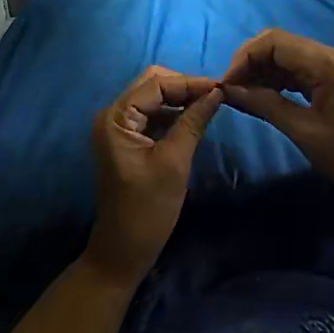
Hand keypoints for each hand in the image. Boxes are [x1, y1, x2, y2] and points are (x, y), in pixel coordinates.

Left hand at [86, 67, 223, 285]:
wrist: (124, 249)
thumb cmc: (148, 208)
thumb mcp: (174, 162)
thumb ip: (193, 122)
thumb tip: (216, 93)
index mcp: (116, 117)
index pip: (155, 84)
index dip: (189, 82)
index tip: (221, 87)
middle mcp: (112, 116)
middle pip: (151, 85)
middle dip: (184, 87)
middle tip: (216, 96)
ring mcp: (118, 128)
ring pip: (152, 99)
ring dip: (180, 99)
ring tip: (211, 105)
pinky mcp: (126, 141)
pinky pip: (151, 116)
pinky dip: (172, 114)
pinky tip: (194, 119)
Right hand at [220, 29, 333, 201]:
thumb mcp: (305, 133)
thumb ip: (266, 106)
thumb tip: (229, 91)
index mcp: (326, 65)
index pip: (273, 42)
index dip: (244, 58)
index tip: (227, 85)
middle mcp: (330, 58)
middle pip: (278, 44)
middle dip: (250, 62)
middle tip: (232, 90)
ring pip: (286, 56)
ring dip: (261, 71)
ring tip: (243, 96)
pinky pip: (297, 70)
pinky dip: (276, 80)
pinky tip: (263, 98)